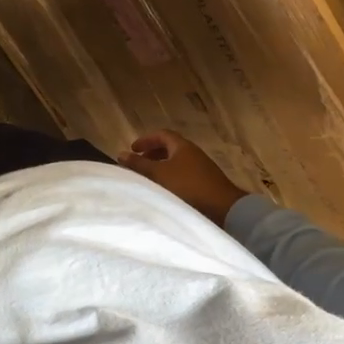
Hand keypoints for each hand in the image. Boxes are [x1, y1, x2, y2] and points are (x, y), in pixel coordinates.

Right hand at [118, 130, 248, 224]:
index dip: (146, 140)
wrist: (223, 208)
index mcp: (182, 146)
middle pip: (169, 148)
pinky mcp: (205, 183)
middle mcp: (193, 153)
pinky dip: (170, 178)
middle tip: (139, 164)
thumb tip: (121, 154)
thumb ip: (139, 164)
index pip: (162, 135)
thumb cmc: (188, 186)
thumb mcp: (159, 174)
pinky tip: (165, 191)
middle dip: (152, 154)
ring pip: (176, 162)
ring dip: (161, 168)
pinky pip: (183, 175)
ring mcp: (201, 168)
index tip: (133, 149)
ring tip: (149, 180)